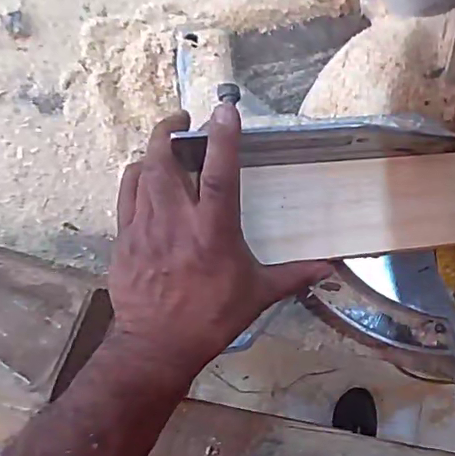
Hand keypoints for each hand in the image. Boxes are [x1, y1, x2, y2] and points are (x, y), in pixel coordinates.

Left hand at [97, 104, 330, 392]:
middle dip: (168, 131)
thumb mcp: (258, 294)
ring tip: (164, 141)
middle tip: (181, 118)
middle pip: (164, 161)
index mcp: (213, 232)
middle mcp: (176, 221)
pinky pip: (125, 195)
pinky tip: (144, 173)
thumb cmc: (213, 318)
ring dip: (152, 150)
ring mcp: (144, 227)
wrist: (157, 345)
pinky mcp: (124, 238)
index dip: (223, 138)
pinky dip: (135, 176)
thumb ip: (294, 274)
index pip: (218, 174)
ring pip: (142, 173)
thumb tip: (330, 267)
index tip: (225, 110)